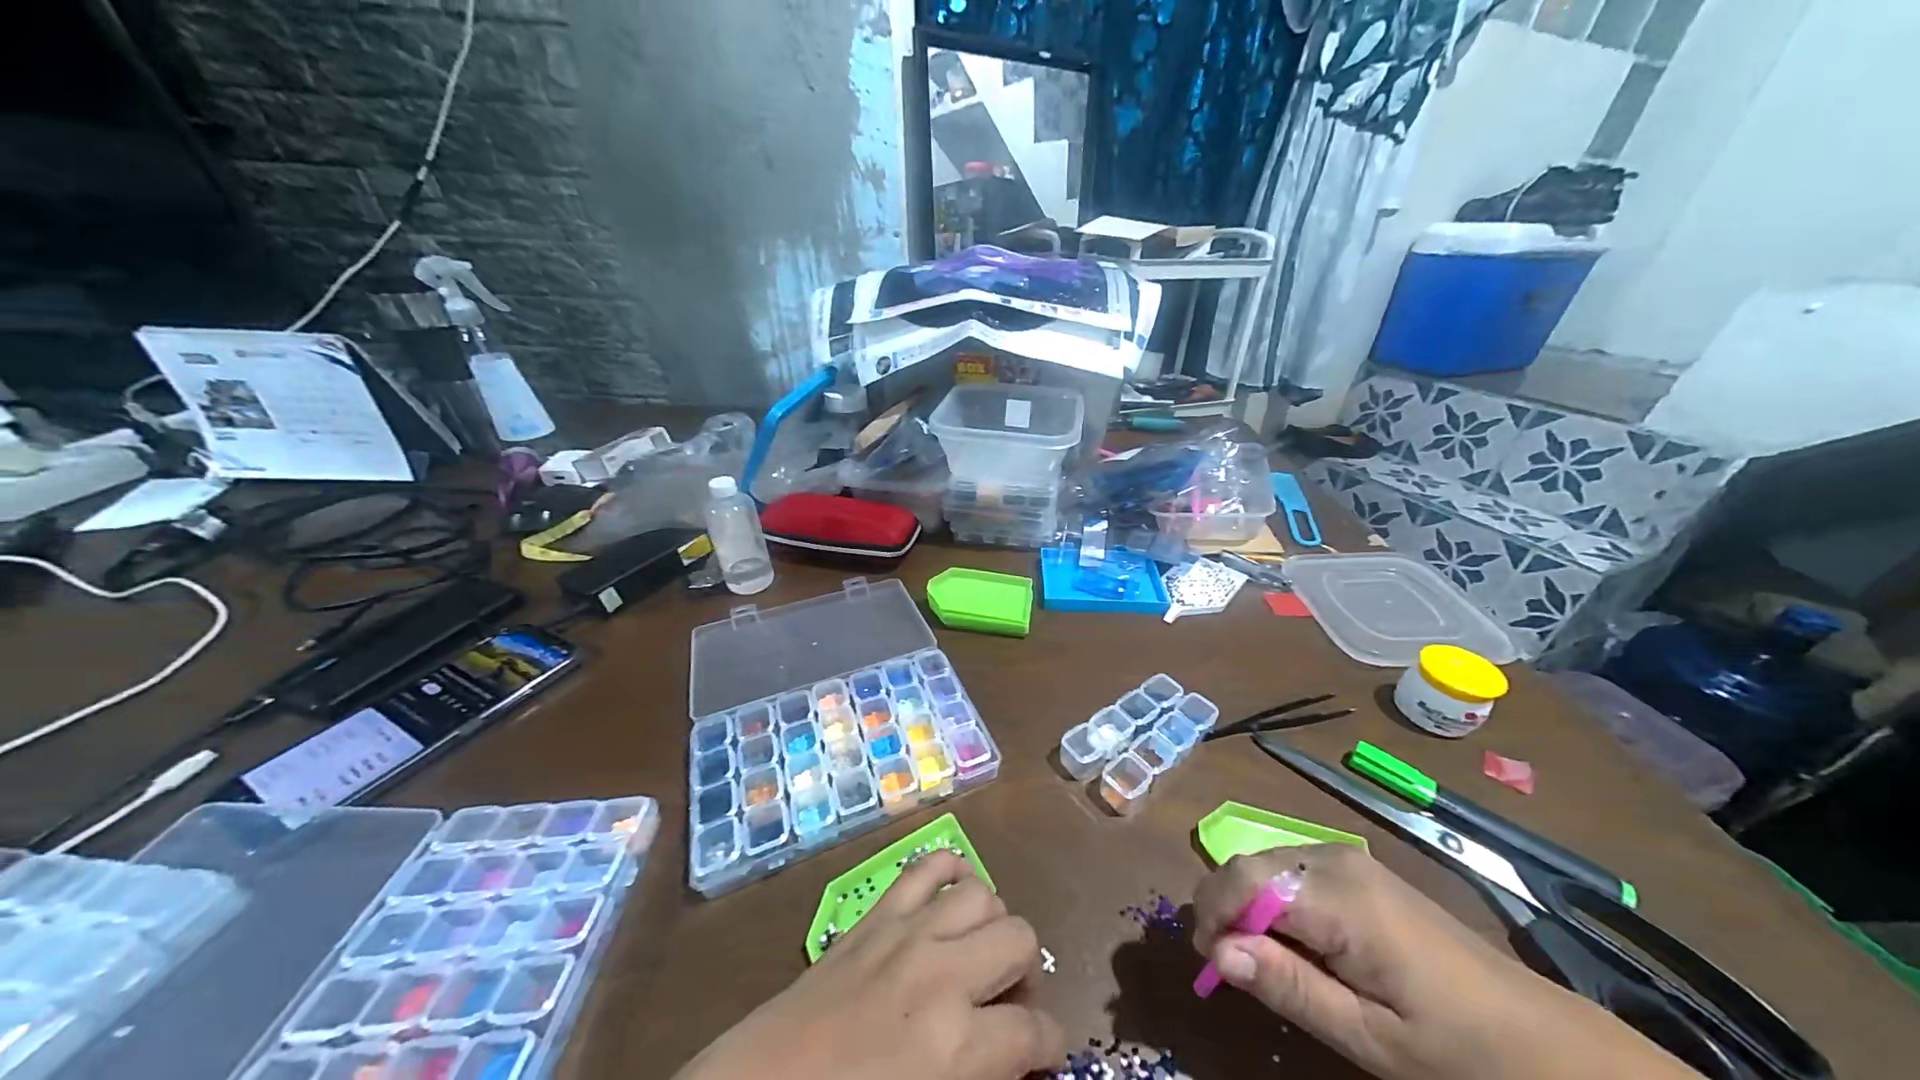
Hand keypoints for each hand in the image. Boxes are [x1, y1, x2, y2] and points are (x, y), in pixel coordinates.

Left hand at [674, 851, 1064, 1079]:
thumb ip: (981, 1076)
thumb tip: (1022, 1062)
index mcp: (957, 1044)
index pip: (1038, 1033)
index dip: (1050, 1046)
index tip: (1043, 1054)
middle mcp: (942, 973)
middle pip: (1020, 939)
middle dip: (1026, 973)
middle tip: (1006, 999)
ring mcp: (907, 932)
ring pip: (982, 893)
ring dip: (992, 922)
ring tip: (978, 951)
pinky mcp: (876, 913)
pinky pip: (926, 866)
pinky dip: (948, 869)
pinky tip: (952, 892)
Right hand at [1194, 844, 1696, 1079]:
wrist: (1543, 1039)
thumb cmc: (1457, 1048)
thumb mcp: (1370, 1037)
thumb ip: (1289, 987)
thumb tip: (1216, 952)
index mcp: (1342, 897)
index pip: (1243, 878)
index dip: (1211, 913)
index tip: (1208, 964)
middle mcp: (1338, 858)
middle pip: (1248, 864)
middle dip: (1224, 909)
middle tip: (1229, 968)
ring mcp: (1349, 857)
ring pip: (1263, 863)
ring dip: (1245, 905)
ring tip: (1259, 961)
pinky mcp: (1357, 868)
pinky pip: (1290, 868)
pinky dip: (1271, 899)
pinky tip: (1292, 942)